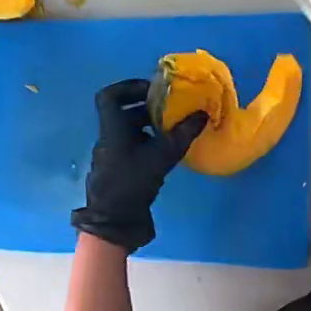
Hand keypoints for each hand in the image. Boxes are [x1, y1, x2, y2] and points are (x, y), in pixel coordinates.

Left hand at [70, 80, 206, 251]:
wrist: (114, 223)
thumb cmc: (132, 184)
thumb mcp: (161, 157)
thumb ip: (182, 135)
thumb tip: (202, 114)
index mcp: (112, 130)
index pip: (109, 96)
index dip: (128, 87)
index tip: (152, 90)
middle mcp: (108, 139)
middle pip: (124, 113)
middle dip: (147, 108)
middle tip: (171, 108)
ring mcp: (112, 156)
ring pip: (129, 131)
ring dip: (149, 127)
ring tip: (173, 129)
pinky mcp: (118, 170)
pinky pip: (131, 147)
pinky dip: (148, 144)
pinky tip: (166, 150)